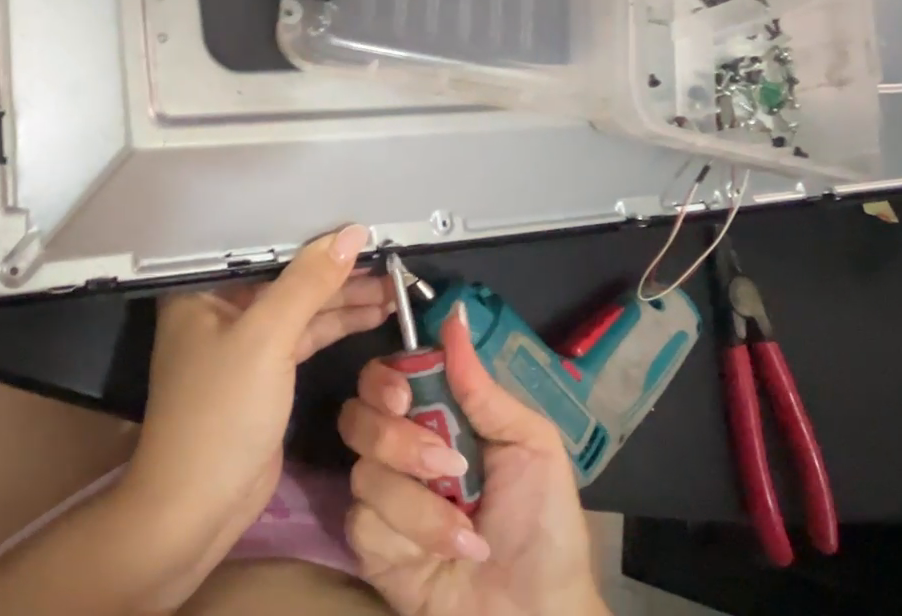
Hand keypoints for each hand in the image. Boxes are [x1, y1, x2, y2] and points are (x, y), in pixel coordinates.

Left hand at [122, 225, 390, 606]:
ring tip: (394, 287)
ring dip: (344, 300)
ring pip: (300, 309)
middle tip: (389, 260)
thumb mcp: (266, 337)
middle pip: (286, 278)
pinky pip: (305, 336)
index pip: (263, 247)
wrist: (199, 504)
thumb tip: (351, 233)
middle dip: (337, 272)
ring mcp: (243, 343)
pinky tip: (372, 315)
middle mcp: (219, 309)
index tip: (359, 226)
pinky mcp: (264, 373)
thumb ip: (308, 283)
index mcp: (202, 289)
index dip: (312, 235)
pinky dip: (337, 326)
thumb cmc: (220, 411)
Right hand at [339, 307, 605, 615]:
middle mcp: (402, 451)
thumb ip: (482, 386)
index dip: (383, 379)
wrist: (538, 612)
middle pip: (357, 415)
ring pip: (365, 470)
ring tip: (468, 525)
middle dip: (394, 436)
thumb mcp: (530, 444)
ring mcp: (383, 498)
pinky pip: (365, 518)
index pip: (384, 379)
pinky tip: (451, 552)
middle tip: (441, 463)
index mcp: (435, 419)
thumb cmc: (544, 523)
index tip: (403, 394)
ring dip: (421, 500)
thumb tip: (454, 315)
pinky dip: (413, 534)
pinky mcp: (371, 543)